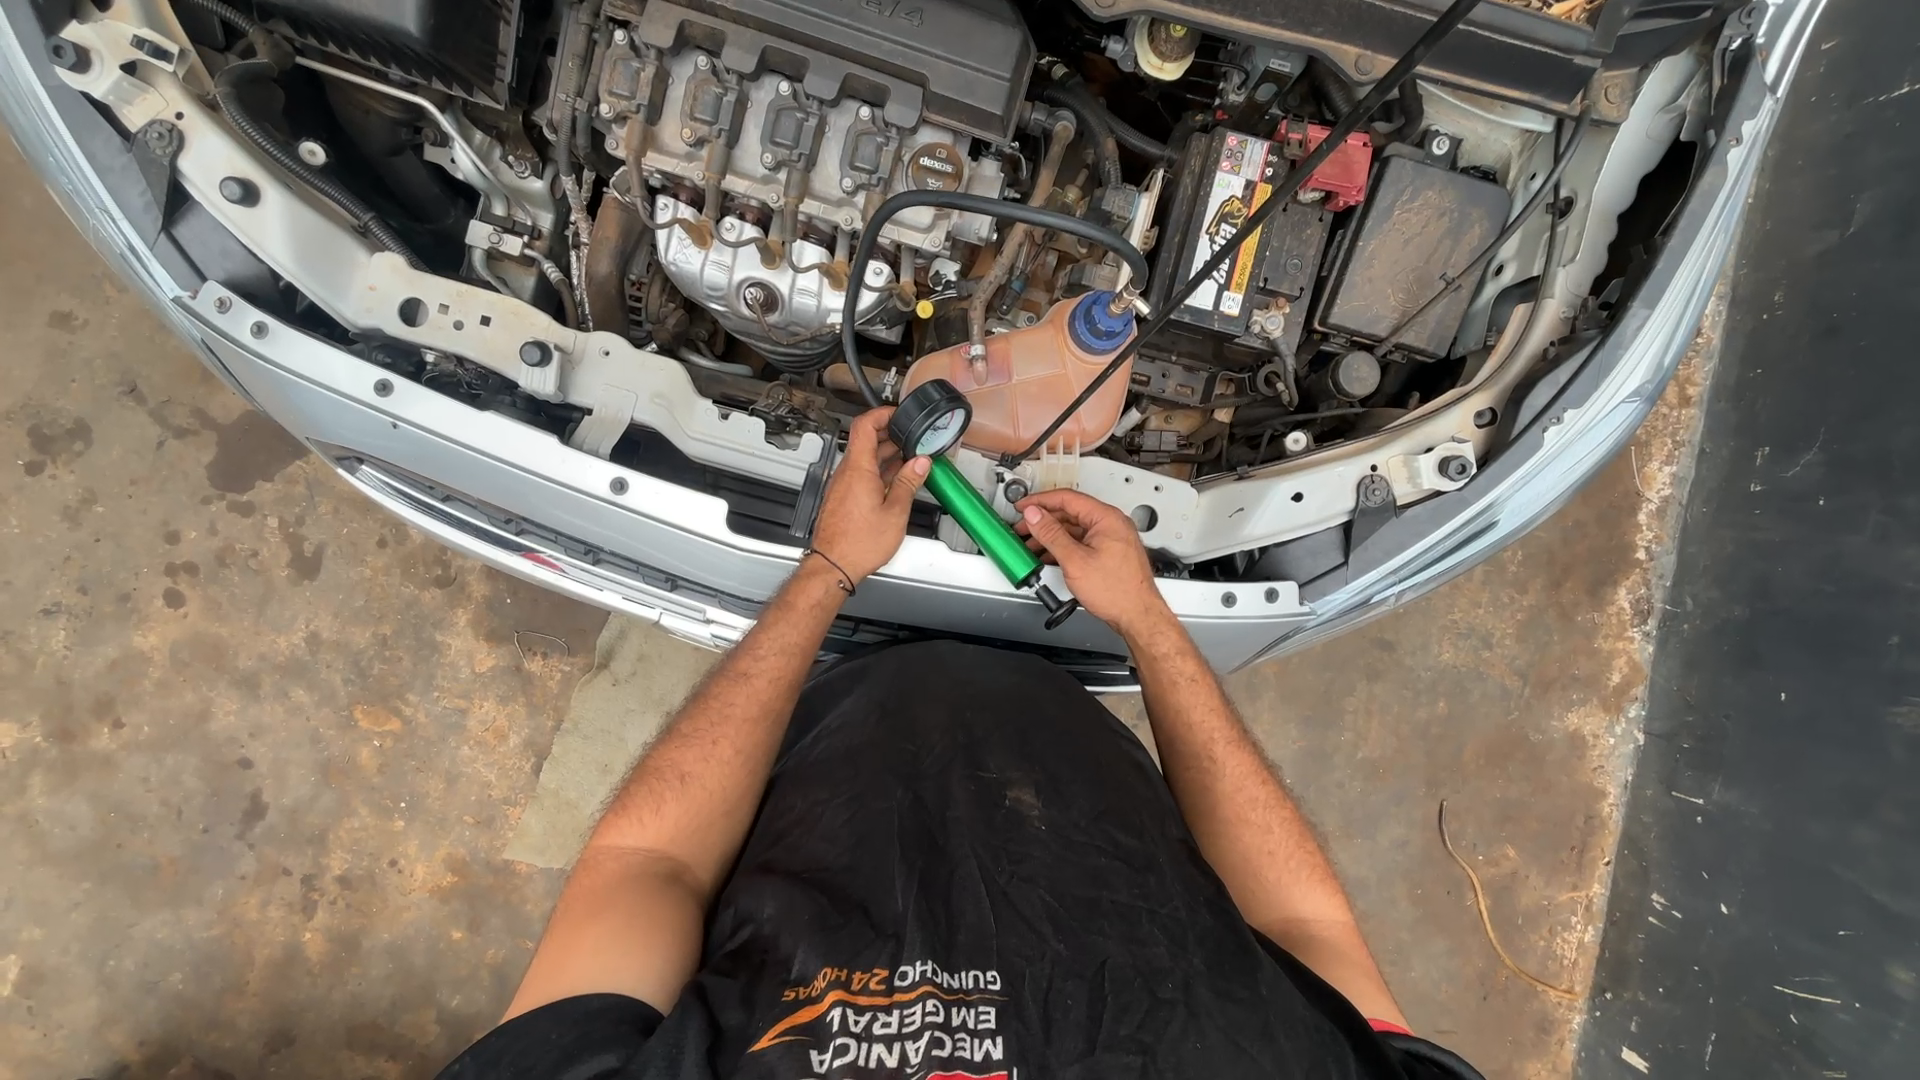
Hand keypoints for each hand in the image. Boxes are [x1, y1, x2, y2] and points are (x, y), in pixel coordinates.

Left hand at [809, 407, 930, 584]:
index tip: (897, 414)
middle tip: (910, 439)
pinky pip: (859, 474)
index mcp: (858, 469)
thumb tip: (920, 463)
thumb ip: (908, 482)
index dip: (882, 414)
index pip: (864, 425)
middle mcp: (845, 473)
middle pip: (865, 440)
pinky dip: (877, 471)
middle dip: (890, 436)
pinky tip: (893, 481)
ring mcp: (841, 485)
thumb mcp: (895, 512)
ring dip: (885, 455)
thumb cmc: (858, 544)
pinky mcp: (841, 498)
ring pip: (863, 459)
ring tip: (908, 460)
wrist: (834, 565)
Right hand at [1015, 489, 1172, 638]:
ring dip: (1051, 535)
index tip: (1023, 506)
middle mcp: (1112, 524)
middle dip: (1043, 520)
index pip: (1067, 498)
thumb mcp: (1075, 560)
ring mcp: (1112, 538)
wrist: (1138, 616)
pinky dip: (1064, 546)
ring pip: (1074, 529)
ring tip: (1032, 543)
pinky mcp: (1109, 552)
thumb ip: (1051, 534)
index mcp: (1106, 518)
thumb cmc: (1118, 591)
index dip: (1040, 501)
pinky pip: (1081, 541)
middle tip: (1023, 527)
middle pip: (1070, 512)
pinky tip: (1049, 555)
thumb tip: (1035, 515)